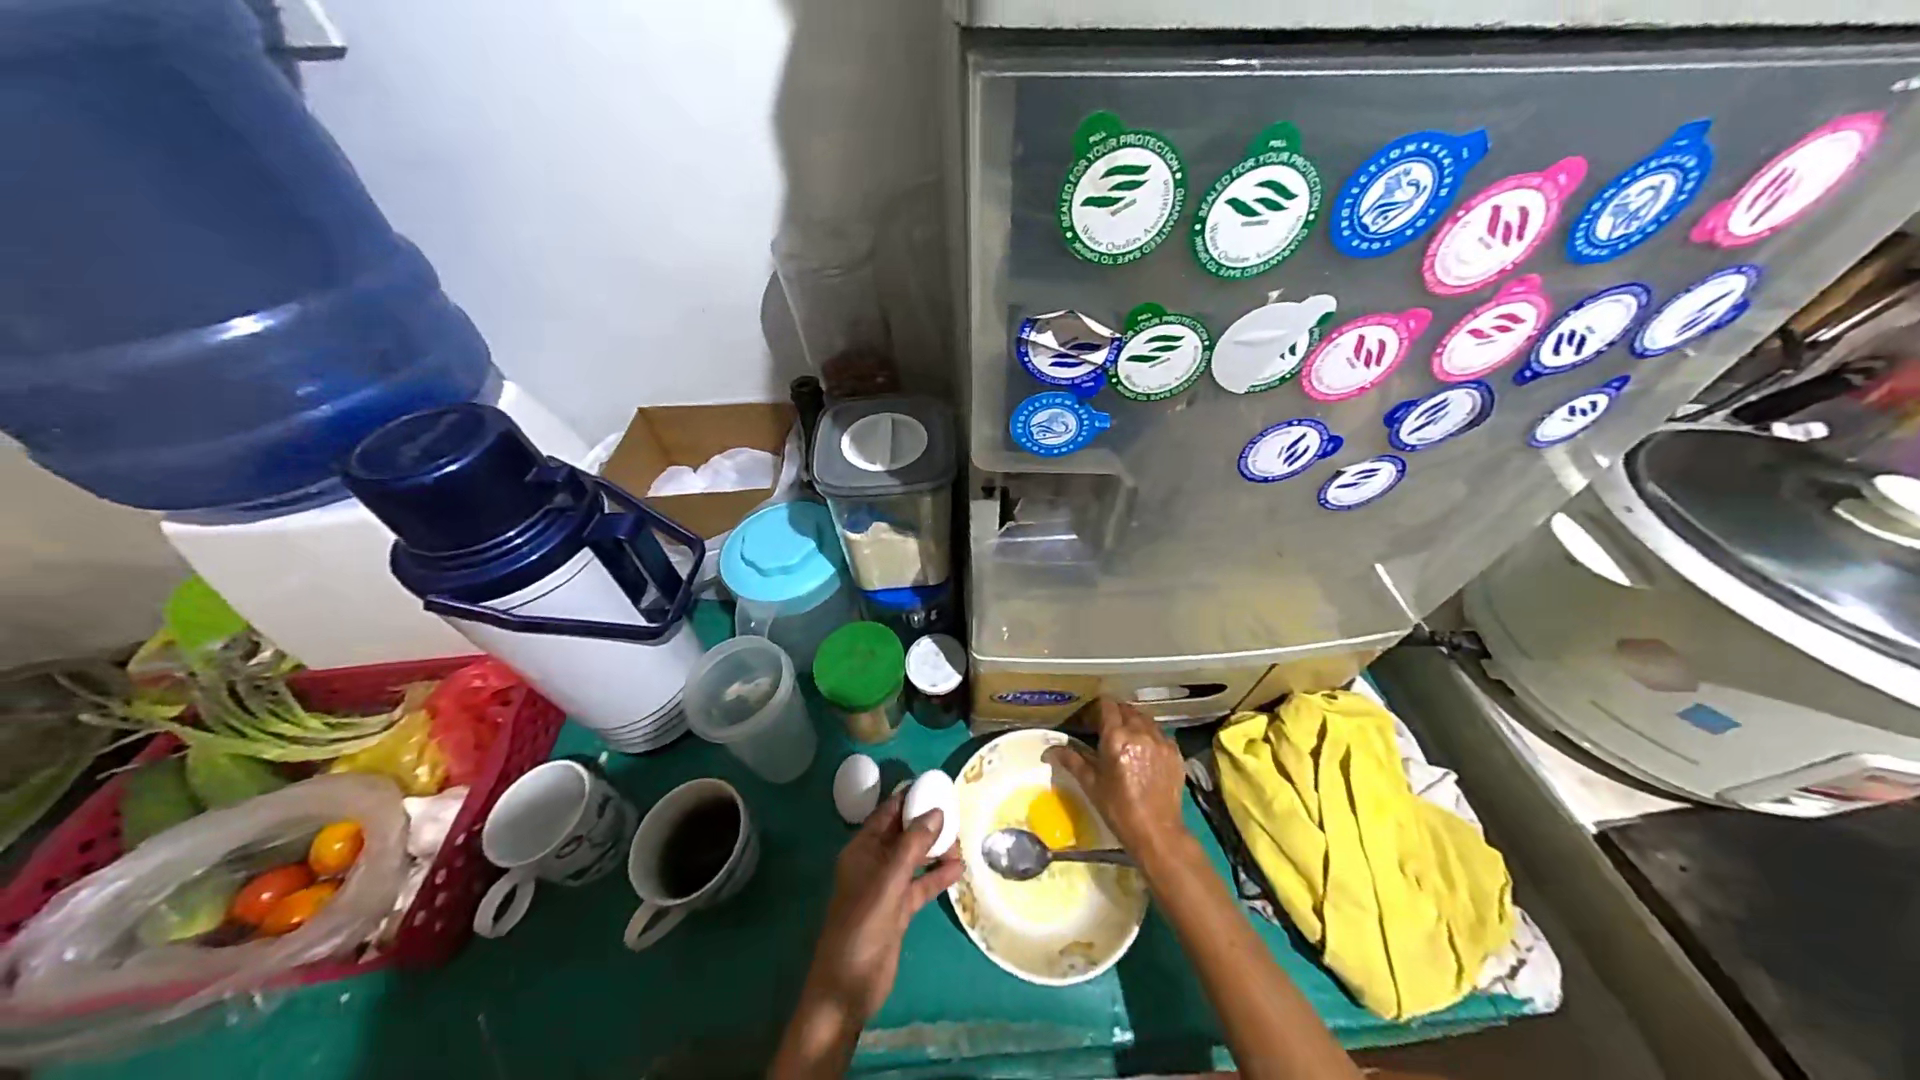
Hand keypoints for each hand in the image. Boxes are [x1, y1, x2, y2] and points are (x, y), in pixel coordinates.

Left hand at [801, 791, 964, 1021]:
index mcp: (861, 850)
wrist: (847, 986)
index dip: (909, 798)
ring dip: (935, 849)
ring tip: (962, 840)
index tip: (936, 785)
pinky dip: (937, 876)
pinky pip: (921, 885)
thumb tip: (936, 811)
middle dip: (926, 822)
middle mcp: (874, 863)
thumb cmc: (861, 927)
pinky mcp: (899, 910)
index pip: (886, 813)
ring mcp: (887, 887)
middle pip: (903, 833)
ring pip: (914, 858)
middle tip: (957, 812)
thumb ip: (912, 846)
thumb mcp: (887, 882)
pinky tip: (959, 869)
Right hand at [1045, 698, 1188, 860]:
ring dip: (1133, 722)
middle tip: (1105, 729)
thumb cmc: (1118, 809)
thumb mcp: (1091, 784)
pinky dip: (1150, 735)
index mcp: (1116, 737)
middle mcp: (1140, 732)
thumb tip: (1050, 750)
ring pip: (1145, 719)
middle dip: (1115, 714)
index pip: (1107, 706)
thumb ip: (1072, 760)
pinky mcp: (1175, 751)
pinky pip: (1160, 734)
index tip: (1090, 719)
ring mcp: (1161, 741)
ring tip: (1126, 738)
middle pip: (1126, 709)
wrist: (1156, 832)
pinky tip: (1144, 751)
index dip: (1097, 708)